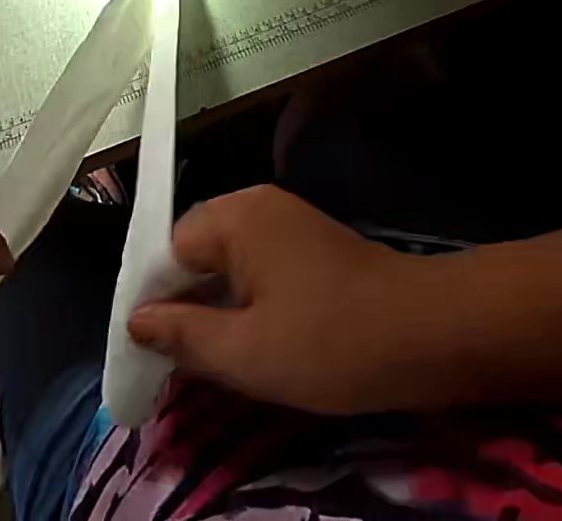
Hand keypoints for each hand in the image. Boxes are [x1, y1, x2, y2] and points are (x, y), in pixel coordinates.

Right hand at [125, 185, 447, 414]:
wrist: (425, 334)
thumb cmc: (329, 342)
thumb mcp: (245, 352)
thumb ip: (182, 335)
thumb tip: (136, 321)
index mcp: (236, 217)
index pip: (168, 247)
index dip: (153, 298)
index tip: (146, 347)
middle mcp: (257, 204)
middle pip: (196, 248)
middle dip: (182, 301)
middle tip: (174, 356)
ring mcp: (286, 219)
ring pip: (227, 259)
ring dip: (213, 302)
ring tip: (206, 353)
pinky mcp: (308, 242)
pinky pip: (256, 263)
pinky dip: (243, 297)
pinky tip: (245, 335)